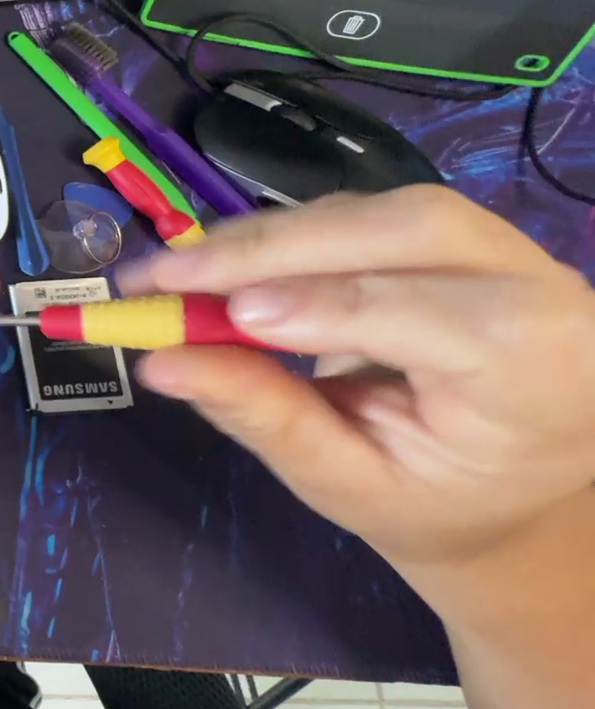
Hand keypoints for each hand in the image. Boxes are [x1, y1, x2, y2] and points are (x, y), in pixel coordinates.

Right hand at [119, 185, 594, 568]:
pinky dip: (272, 235)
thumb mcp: (338, 479)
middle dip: (277, 247)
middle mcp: (550, 300)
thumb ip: (259, 415)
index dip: (338, 306)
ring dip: (262, 237)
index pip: (459, 321)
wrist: (489, 484)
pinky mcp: (449, 239)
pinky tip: (219, 266)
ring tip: (176, 273)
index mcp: (550, 384)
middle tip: (169, 275)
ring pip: (375, 210)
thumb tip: (158, 364)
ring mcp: (503, 257)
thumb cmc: (421, 498)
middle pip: (414, 229)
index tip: (229, 314)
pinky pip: (352, 213)